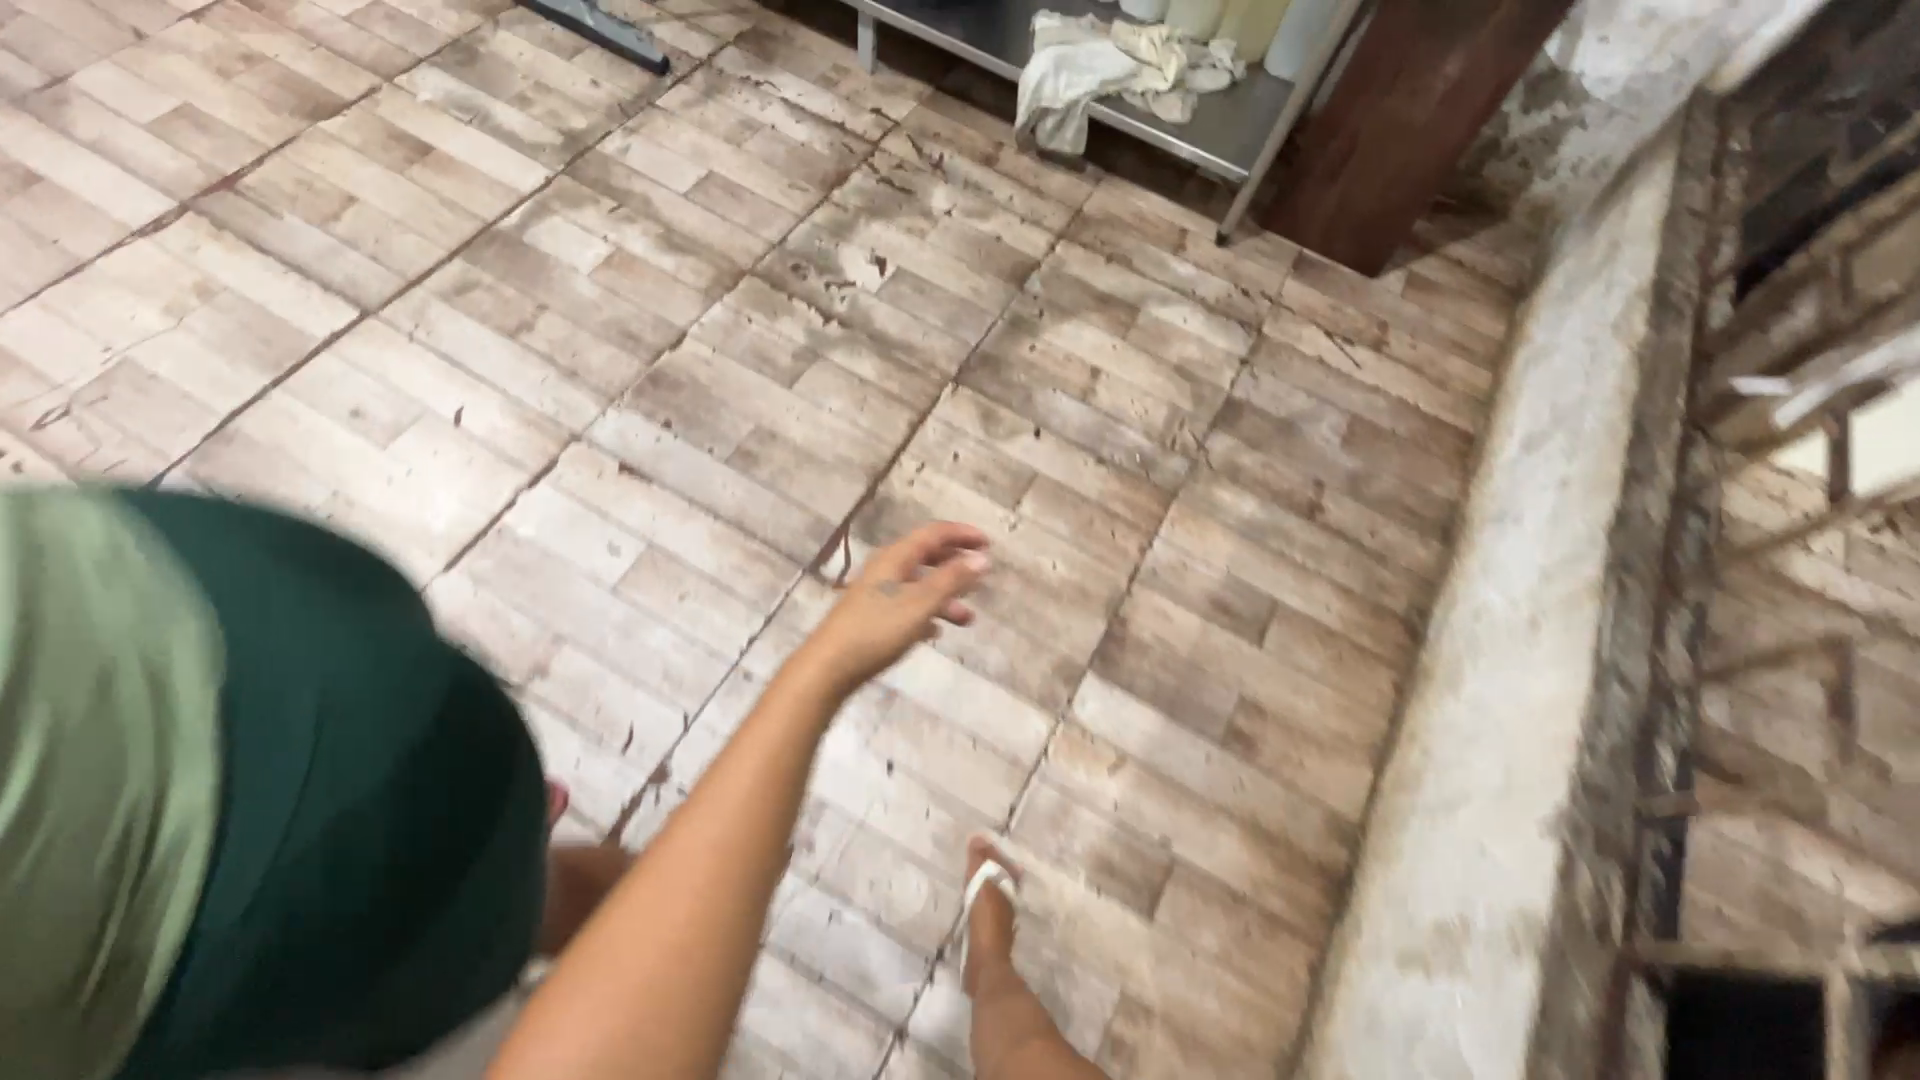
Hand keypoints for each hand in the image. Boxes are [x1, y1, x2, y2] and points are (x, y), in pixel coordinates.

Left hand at [792, 522, 991, 696]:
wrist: (828, 668)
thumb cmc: (876, 630)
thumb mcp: (920, 603)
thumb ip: (952, 580)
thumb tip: (982, 558)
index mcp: (895, 558)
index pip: (933, 534)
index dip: (962, 534)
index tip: (989, 544)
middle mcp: (885, 570)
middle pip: (926, 557)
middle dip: (955, 565)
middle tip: (982, 574)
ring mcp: (877, 595)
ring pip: (919, 586)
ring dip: (945, 597)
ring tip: (967, 619)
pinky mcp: (873, 619)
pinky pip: (907, 608)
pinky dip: (927, 614)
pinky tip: (936, 631)